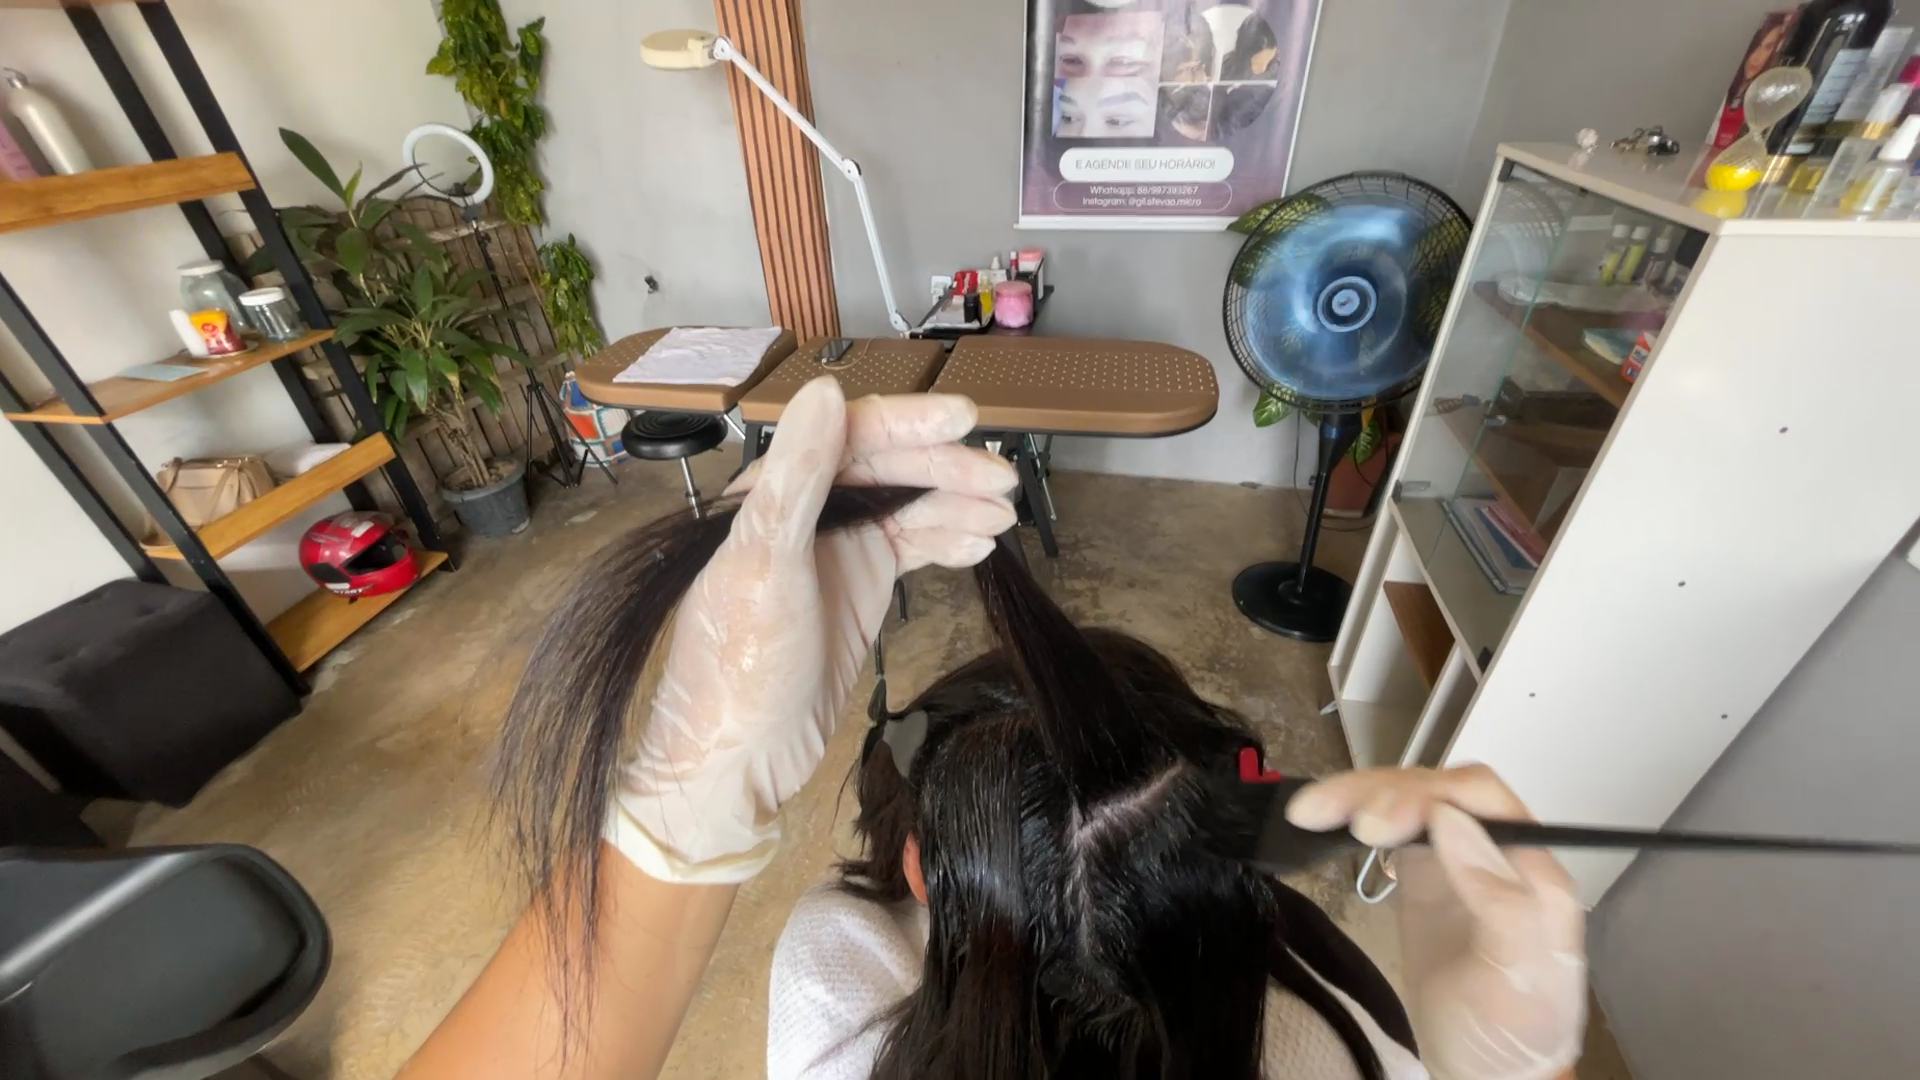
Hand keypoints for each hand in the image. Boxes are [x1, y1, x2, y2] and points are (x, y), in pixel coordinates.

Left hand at [607, 377, 1016, 882]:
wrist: (742, 757)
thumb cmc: (739, 665)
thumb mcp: (763, 564)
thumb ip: (796, 476)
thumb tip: (827, 389)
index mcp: (776, 492)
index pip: (853, 436)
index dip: (912, 423)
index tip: (969, 421)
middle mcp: (811, 510)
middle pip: (892, 470)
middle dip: (949, 471)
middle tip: (1004, 485)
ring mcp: (841, 548)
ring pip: (911, 508)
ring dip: (958, 507)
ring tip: (1003, 518)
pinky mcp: (863, 584)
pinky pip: (914, 548)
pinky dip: (947, 542)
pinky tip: (978, 546)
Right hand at [1286, 766, 1586, 1079]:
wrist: (1479, 1069)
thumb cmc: (1506, 1034)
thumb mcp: (1516, 983)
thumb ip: (1502, 902)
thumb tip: (1451, 820)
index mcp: (1531, 871)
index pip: (1480, 799)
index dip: (1426, 796)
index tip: (1375, 825)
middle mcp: (1492, 849)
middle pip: (1432, 788)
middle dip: (1379, 793)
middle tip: (1332, 819)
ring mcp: (1452, 853)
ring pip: (1401, 795)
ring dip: (1353, 794)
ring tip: (1310, 811)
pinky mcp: (1419, 864)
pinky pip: (1383, 818)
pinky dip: (1348, 810)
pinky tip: (1321, 817)